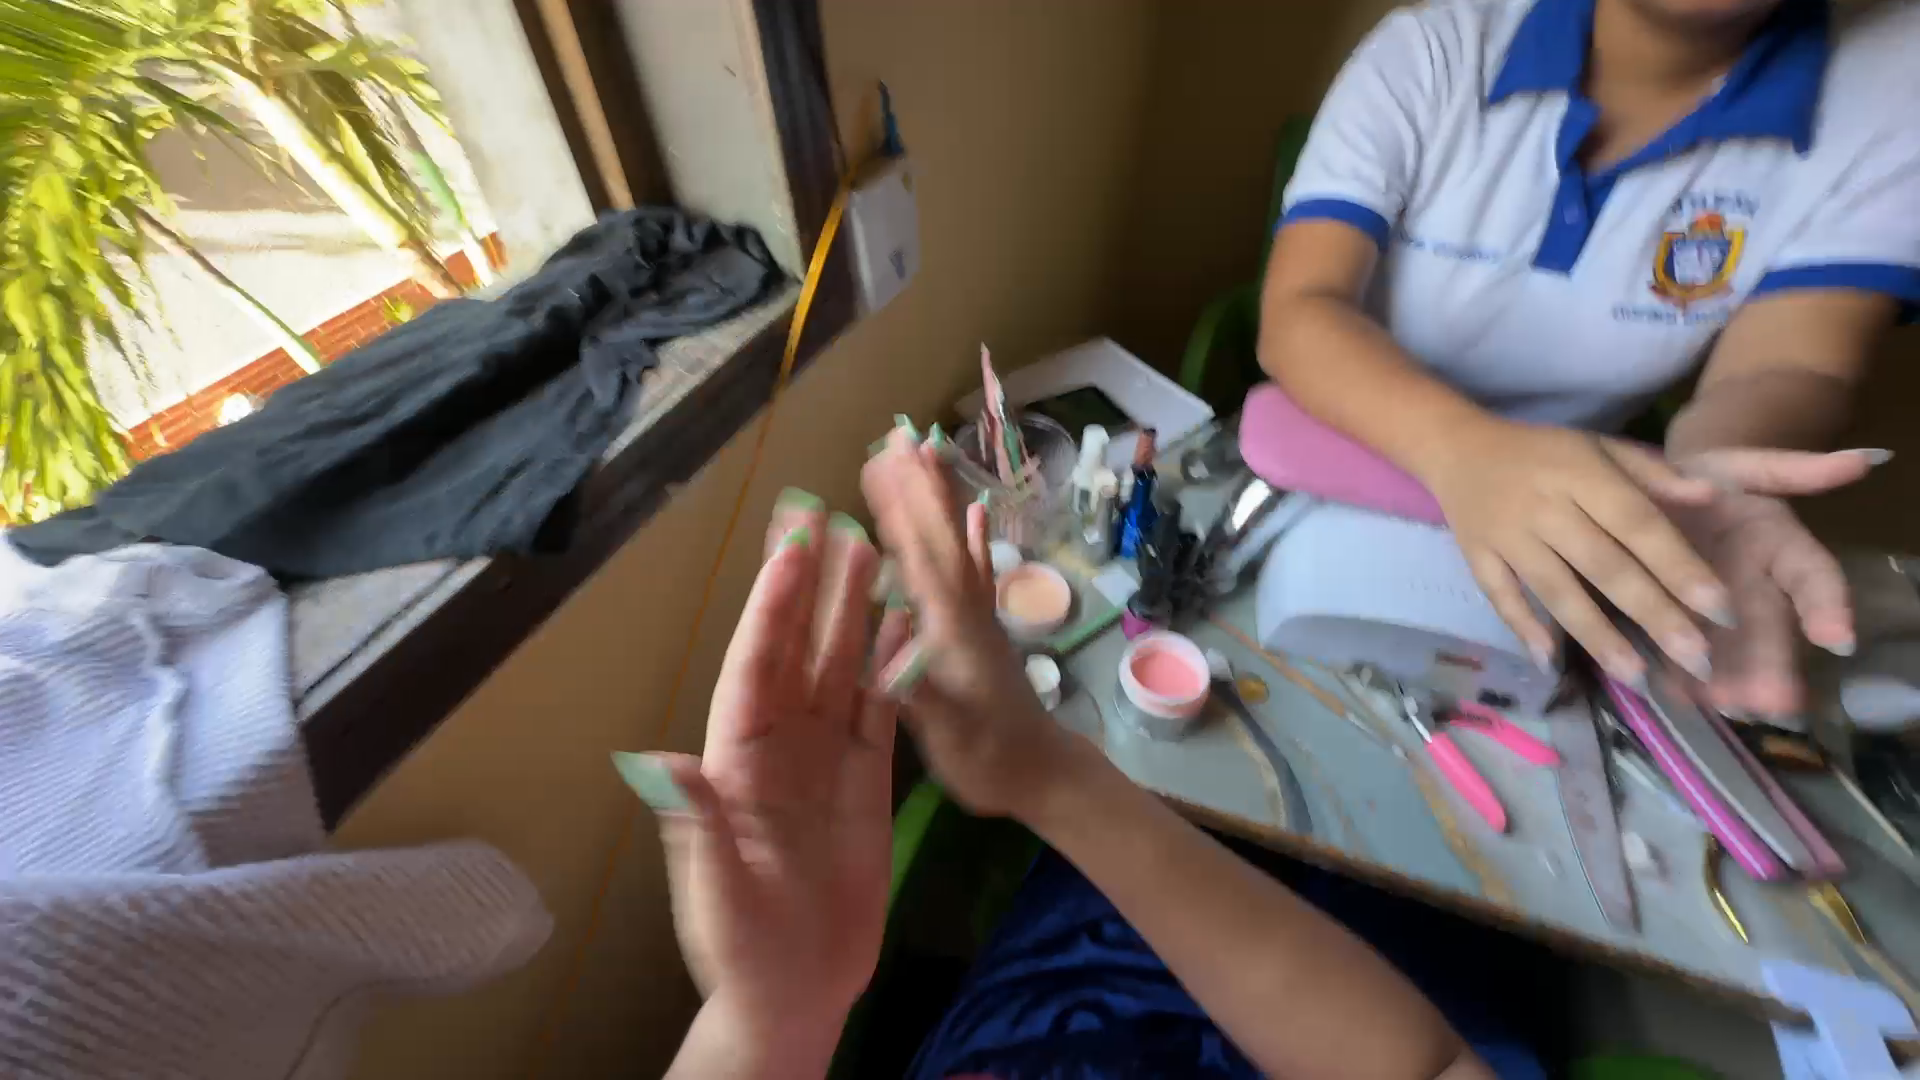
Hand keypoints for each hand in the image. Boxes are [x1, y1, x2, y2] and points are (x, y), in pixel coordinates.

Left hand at [634, 501, 908, 1036]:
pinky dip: (893, 667)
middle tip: (830, 521)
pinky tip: (905, 629)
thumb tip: (661, 758)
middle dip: (813, 586)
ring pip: (842, 666)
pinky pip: (881, 708)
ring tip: (872, 556)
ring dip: (856, 612)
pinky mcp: (868, 772)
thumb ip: (698, 824)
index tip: (791, 553)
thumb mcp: (715, 892)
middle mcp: (781, 739)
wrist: (799, 988)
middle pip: (800, 648)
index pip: (755, 666)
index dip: (772, 609)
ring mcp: (827, 752)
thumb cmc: (743, 946)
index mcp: (736, 756)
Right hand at [860, 431, 1085, 818]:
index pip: (921, 556)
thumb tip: (879, 658)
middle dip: (919, 484)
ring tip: (931, 452)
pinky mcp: (985, 623)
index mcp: (949, 626)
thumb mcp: (947, 734)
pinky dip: (977, 538)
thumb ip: (917, 694)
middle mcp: (965, 606)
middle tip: (900, 435)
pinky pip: (979, 570)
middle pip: (941, 534)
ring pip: (958, 541)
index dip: (901, 509)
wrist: (1042, 772)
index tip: (880, 462)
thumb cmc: (988, 757)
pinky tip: (979, 513)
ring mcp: (978, 611)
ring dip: (943, 497)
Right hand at [1424, 419, 1731, 682]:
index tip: (1723, 611)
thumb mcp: (1600, 445)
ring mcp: (1504, 536)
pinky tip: (1548, 661)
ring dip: (1594, 634)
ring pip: (1553, 589)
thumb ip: (1653, 472)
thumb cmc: (1540, 450)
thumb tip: (1712, 497)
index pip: (1638, 525)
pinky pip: (1498, 595)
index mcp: (1580, 476)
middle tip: (1697, 660)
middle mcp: (1542, 509)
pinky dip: (1521, 627)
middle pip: (1602, 566)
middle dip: (1652, 614)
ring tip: (1635, 677)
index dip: (1680, 568)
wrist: (1457, 449)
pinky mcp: (1474, 555)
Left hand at [1663, 447, 1876, 715]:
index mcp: (1777, 547)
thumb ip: (1791, 469)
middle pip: (1767, 627)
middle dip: (1771, 666)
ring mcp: (1708, 601)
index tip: (1836, 638)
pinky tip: (1672, 694)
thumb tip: (1864, 458)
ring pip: (1724, 645)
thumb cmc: (1704, 477)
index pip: (1813, 578)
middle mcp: (1749, 582)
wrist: (1652, 485)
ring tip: (1728, 709)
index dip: (1828, 606)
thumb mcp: (1742, 465)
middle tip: (1772, 705)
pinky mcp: (1665, 610)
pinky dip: (1673, 668)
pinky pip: (1672, 642)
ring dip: (1726, 678)